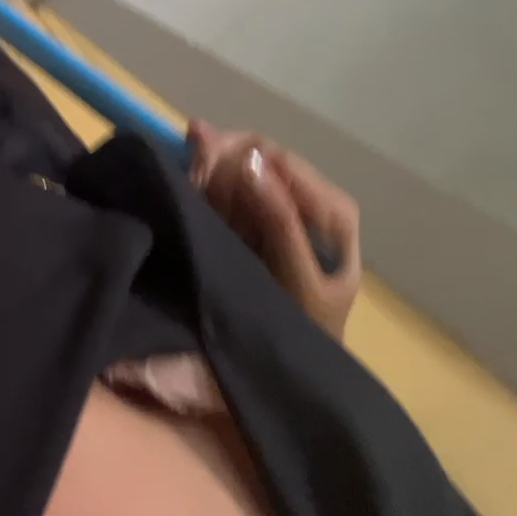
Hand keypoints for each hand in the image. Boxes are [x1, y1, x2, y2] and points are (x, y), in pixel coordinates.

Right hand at [187, 121, 361, 338]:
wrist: (300, 361)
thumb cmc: (307, 322)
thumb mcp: (298, 274)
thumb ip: (278, 217)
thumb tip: (250, 159)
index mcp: (329, 206)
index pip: (272, 155)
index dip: (230, 154)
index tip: (195, 172)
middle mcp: (308, 196)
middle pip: (251, 155)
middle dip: (214, 164)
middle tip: (186, 184)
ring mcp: (282, 205)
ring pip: (234, 166)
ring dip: (205, 174)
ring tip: (189, 192)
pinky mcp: (259, 216)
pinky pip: (227, 184)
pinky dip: (204, 184)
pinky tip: (191, 190)